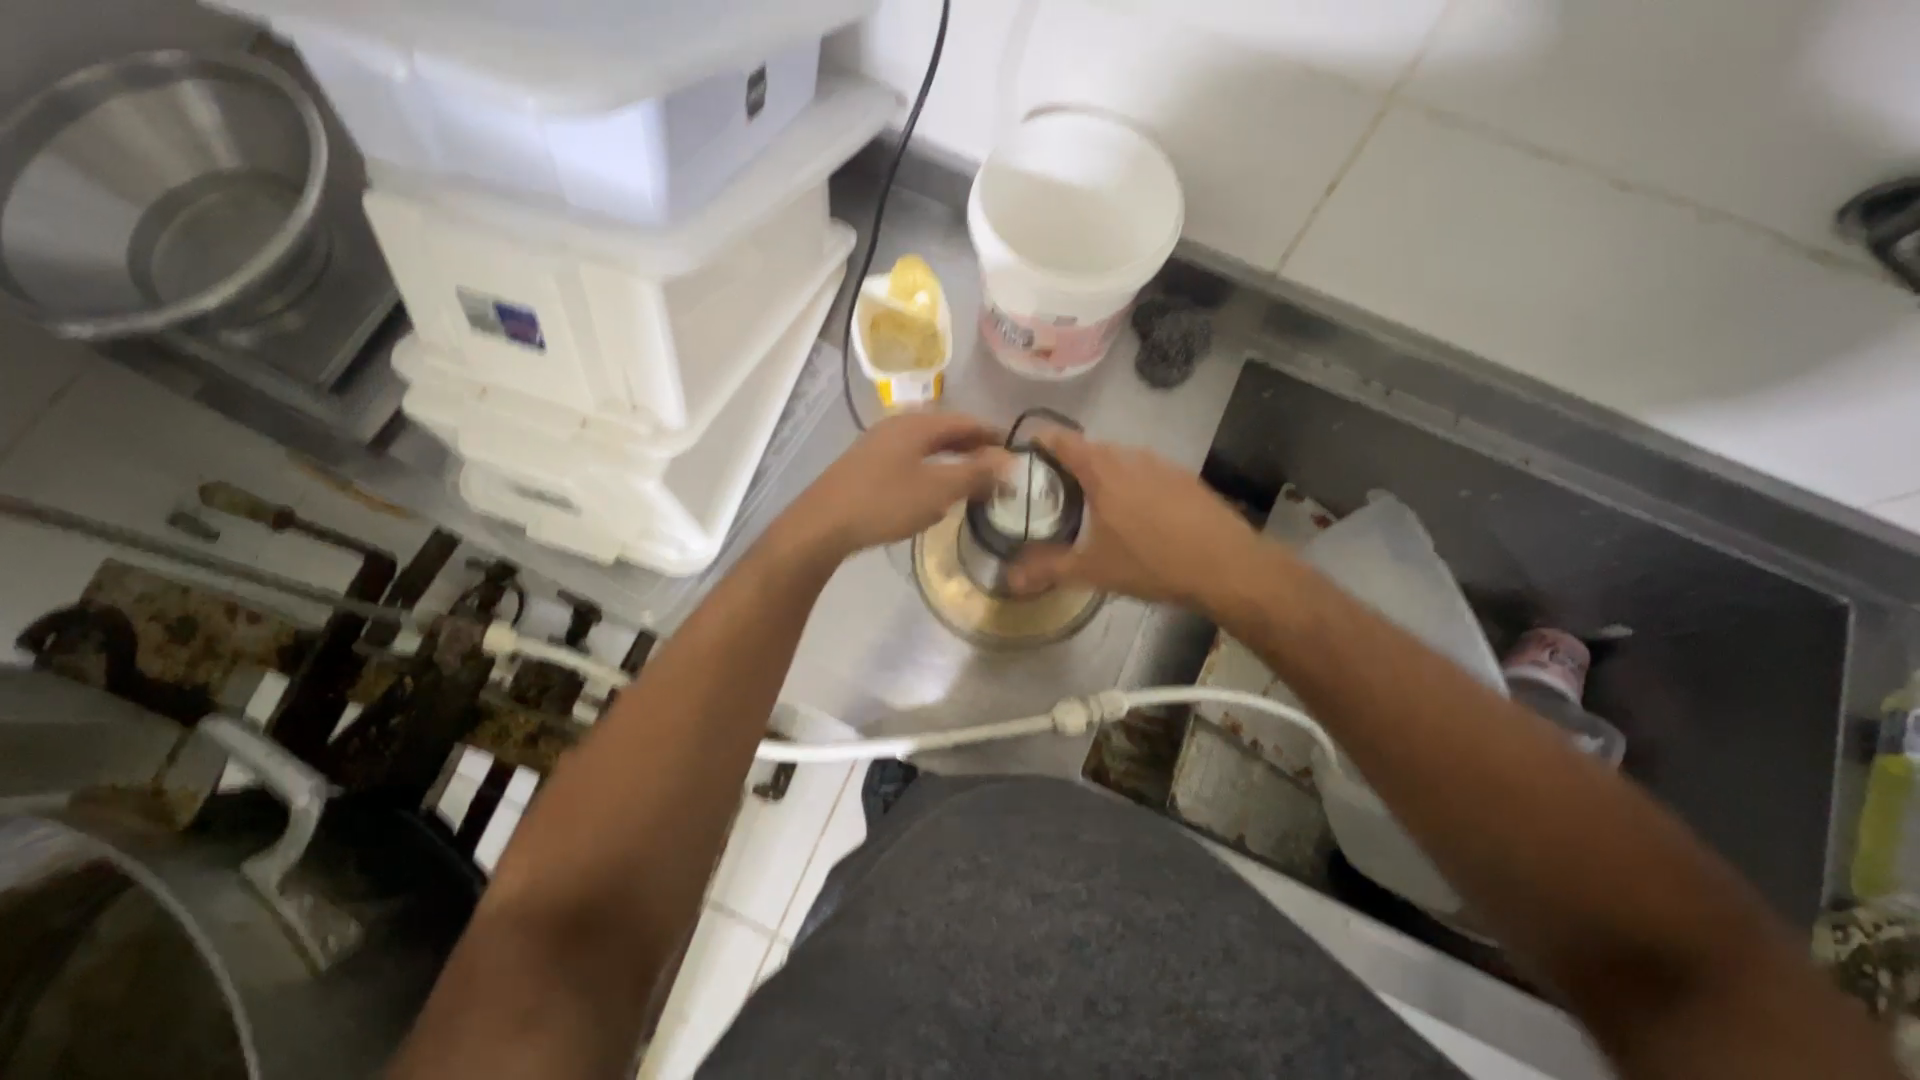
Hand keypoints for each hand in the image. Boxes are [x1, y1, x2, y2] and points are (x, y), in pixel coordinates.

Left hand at [781, 411, 1010, 558]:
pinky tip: (931, 494)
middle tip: (995, 470)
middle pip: (944, 432)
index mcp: (917, 424)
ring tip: (969, 483)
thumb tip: (1008, 461)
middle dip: (972, 449)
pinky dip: (928, 471)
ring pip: (925, 447)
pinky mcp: (865, 466)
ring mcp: (877, 445)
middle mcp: (897, 426)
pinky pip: (908, 461)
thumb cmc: (885, 503)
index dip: (992, 435)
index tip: (1014, 452)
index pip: (966, 421)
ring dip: (950, 461)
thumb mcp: (937, 490)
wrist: (822, 524)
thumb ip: (975, 474)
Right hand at [1008, 430, 1264, 611]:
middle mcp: (1131, 457)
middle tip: (1055, 492)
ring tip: (1095, 506)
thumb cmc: (1152, 563)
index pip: (1063, 440)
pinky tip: (1138, 516)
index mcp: (1102, 471)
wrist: (1227, 566)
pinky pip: (1148, 473)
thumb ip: (1049, 569)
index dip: (1041, 442)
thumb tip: (1010, 577)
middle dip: (1071, 465)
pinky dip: (1134, 486)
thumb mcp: (1094, 570)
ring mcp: (1163, 465)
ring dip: (1105, 476)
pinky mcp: (1187, 479)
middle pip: (1092, 450)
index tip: (1026, 455)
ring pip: (1123, 461)